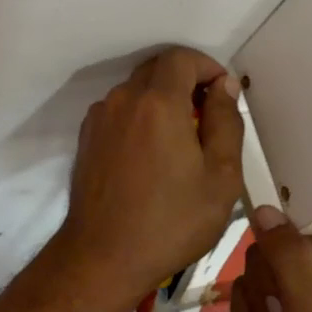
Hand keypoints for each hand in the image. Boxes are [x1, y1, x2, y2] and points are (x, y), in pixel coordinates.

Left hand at [48, 46, 243, 307]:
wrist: (104, 254)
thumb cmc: (172, 220)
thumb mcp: (220, 177)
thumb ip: (225, 122)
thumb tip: (223, 86)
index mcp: (157, 102)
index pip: (180, 58)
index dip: (207, 67)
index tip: (223, 94)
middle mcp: (122, 99)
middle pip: (156, 69)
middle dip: (186, 82)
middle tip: (209, 118)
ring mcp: (99, 117)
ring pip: (136, 91)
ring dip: (161, 101)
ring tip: (183, 142)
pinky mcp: (87, 137)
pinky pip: (119, 112)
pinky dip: (140, 117)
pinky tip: (153, 156)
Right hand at [230, 206, 311, 311]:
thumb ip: (293, 262)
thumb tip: (265, 208)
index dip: (306, 207)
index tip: (271, 190)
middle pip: (290, 240)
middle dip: (276, 274)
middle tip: (281, 307)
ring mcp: (306, 301)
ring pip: (262, 262)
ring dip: (259, 298)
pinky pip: (246, 287)